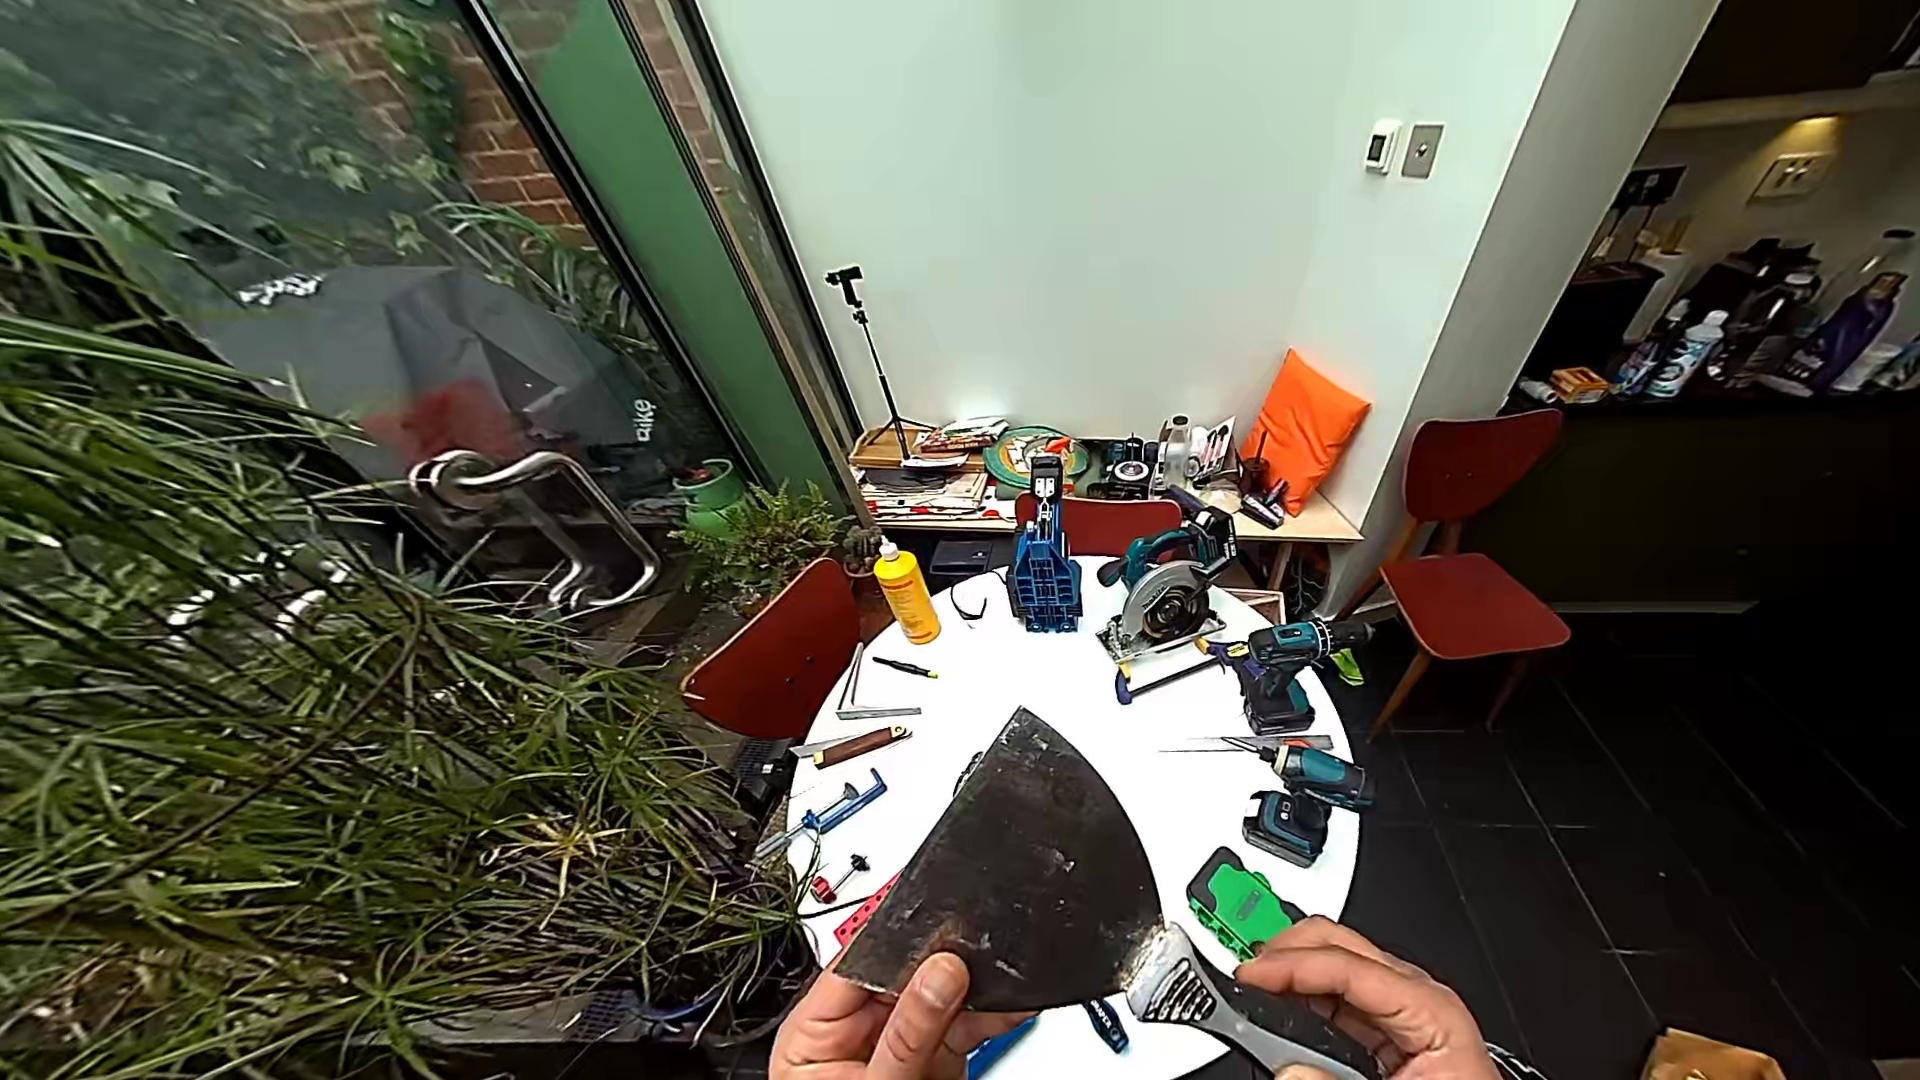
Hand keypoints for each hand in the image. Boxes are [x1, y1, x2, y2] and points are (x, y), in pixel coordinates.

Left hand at [772, 952, 1030, 1078]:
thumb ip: (905, 1037)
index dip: (898, 940)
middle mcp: (859, 1028)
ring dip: (974, 985)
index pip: (860, 960)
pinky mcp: (934, 1058)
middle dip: (943, 962)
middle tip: (976, 951)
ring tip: (1000, 975)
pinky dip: (990, 1014)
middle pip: (904, 971)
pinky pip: (964, 1023)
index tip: (939, 926)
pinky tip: (1008, 1002)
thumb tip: (941, 972)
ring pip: (941, 993)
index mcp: (816, 1030)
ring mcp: (899, 1042)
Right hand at [1234, 917, 1498, 1079]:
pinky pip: (1326, 985)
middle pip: (1332, 941)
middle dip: (1283, 951)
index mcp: (1433, 1011)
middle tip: (1246, 974)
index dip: (1290, 964)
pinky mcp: (1378, 1021)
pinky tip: (1276, 999)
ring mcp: (1396, 1003)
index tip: (1249, 975)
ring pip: (1324, 954)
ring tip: (1254, 985)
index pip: (1345, 963)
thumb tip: (1289, 1069)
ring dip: (1285, 965)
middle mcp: (1414, 995)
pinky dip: (1295, 986)